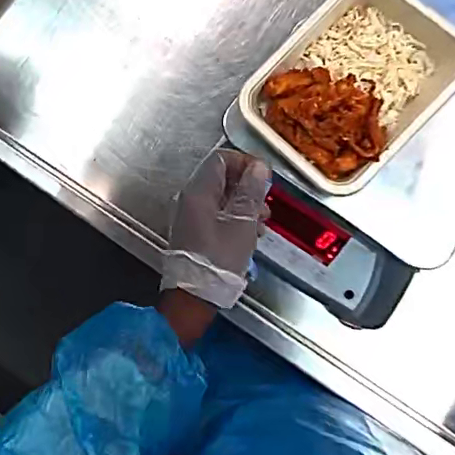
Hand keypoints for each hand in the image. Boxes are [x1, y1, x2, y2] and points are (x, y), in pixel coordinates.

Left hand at [160, 149, 271, 310]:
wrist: (193, 296)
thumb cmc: (218, 259)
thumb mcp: (242, 223)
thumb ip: (251, 192)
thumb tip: (258, 168)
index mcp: (198, 191)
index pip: (221, 159)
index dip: (245, 162)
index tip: (264, 177)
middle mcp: (190, 198)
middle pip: (221, 177)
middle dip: (247, 187)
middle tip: (265, 203)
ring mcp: (189, 215)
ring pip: (220, 197)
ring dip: (244, 204)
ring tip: (261, 222)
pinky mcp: (193, 231)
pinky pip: (216, 213)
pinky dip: (234, 217)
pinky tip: (249, 233)